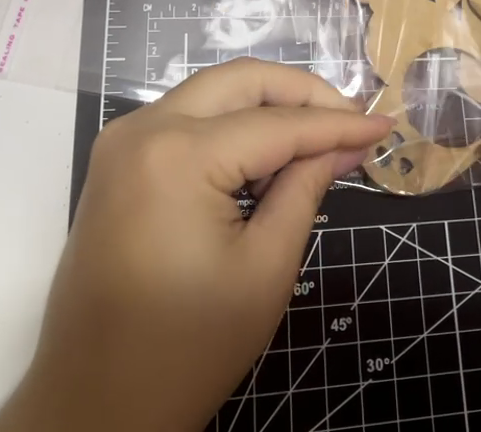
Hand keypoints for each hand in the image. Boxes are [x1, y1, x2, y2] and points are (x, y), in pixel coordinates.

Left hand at [2, 59, 393, 431]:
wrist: (95, 403)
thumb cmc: (187, 347)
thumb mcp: (265, 268)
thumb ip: (305, 188)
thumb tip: (348, 143)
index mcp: (178, 155)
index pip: (277, 124)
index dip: (338, 123)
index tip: (385, 126)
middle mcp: (143, 128)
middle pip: (239, 81)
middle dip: (302, 93)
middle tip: (353, 119)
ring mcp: (123, 141)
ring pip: (212, 92)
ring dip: (268, 104)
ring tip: (322, 132)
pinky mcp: (118, 161)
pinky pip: (187, 118)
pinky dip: (233, 123)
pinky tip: (271, 149)